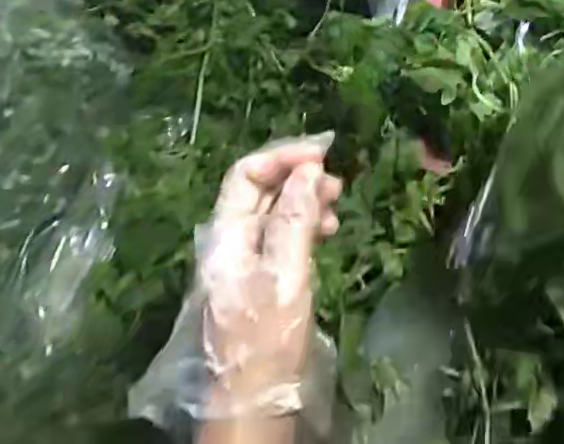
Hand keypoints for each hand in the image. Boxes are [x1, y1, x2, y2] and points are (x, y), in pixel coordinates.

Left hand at [197, 135, 343, 415]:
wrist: (251, 408)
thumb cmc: (266, 340)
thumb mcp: (285, 275)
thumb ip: (294, 219)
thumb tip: (308, 168)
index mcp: (225, 237)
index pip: (246, 174)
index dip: (283, 156)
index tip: (323, 154)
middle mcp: (230, 242)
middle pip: (261, 189)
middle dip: (299, 175)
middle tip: (336, 181)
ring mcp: (244, 261)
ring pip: (275, 210)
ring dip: (306, 198)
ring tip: (337, 203)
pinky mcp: (260, 278)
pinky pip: (283, 234)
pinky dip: (306, 223)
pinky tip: (328, 230)